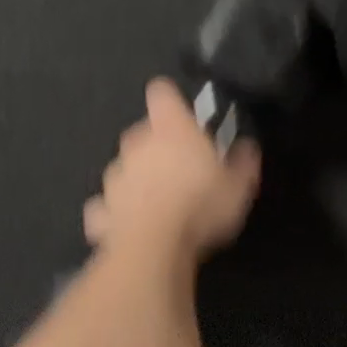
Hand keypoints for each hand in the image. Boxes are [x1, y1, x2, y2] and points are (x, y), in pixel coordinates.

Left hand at [82, 78, 262, 265]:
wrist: (151, 252)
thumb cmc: (200, 206)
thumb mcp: (240, 185)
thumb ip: (244, 161)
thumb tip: (247, 147)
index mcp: (172, 129)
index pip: (162, 94)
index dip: (169, 97)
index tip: (179, 108)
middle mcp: (138, 146)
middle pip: (141, 130)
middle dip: (154, 142)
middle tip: (177, 162)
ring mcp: (115, 179)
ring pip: (122, 167)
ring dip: (135, 175)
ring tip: (155, 196)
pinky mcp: (99, 214)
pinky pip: (104, 206)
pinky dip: (113, 211)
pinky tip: (128, 222)